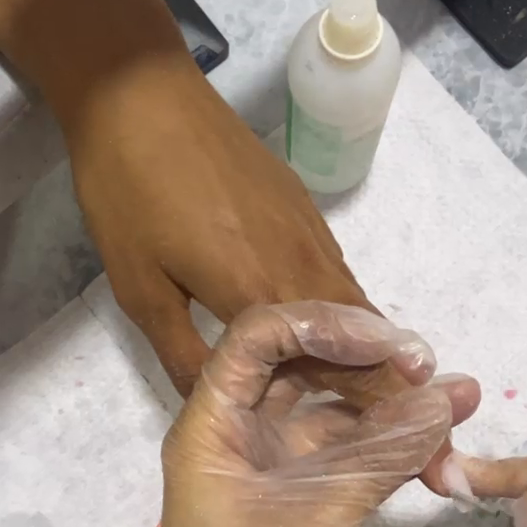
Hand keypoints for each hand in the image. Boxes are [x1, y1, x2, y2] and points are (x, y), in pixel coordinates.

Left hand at [0, 0, 448, 473]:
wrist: (138, 91)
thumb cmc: (129, 192)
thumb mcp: (139, 289)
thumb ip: (184, 355)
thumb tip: (216, 404)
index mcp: (261, 290)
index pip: (330, 361)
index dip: (364, 401)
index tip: (390, 434)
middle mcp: (302, 261)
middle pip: (358, 332)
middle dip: (381, 380)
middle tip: (397, 420)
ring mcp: (308, 228)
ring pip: (352, 299)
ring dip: (366, 345)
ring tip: (373, 385)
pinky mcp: (302, 205)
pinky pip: (336, 269)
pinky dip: (345, 308)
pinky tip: (332, 326)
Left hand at [155, 302, 479, 526]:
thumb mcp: (317, 520)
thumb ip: (382, 452)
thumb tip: (451, 393)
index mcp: (212, 424)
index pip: (260, 337)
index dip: (326, 326)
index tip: (393, 345)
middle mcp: (238, 429)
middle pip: (304, 365)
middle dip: (369, 365)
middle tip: (434, 376)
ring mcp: (271, 460)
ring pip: (333, 408)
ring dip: (391, 408)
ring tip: (461, 408)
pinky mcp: (300, 490)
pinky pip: (347, 449)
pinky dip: (390, 447)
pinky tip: (442, 452)